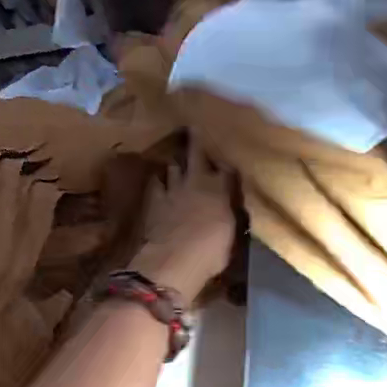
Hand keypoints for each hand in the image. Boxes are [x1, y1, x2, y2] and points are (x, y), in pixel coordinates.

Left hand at [129, 142, 234, 305]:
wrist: (173, 261)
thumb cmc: (211, 253)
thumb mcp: (231, 236)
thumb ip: (231, 216)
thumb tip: (232, 207)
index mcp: (221, 191)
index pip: (228, 169)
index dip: (228, 162)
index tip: (229, 154)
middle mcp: (198, 182)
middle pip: (198, 155)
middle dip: (198, 140)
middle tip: (195, 126)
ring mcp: (173, 189)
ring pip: (175, 165)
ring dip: (178, 161)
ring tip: (178, 156)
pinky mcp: (154, 200)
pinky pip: (156, 183)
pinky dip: (159, 180)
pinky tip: (159, 179)